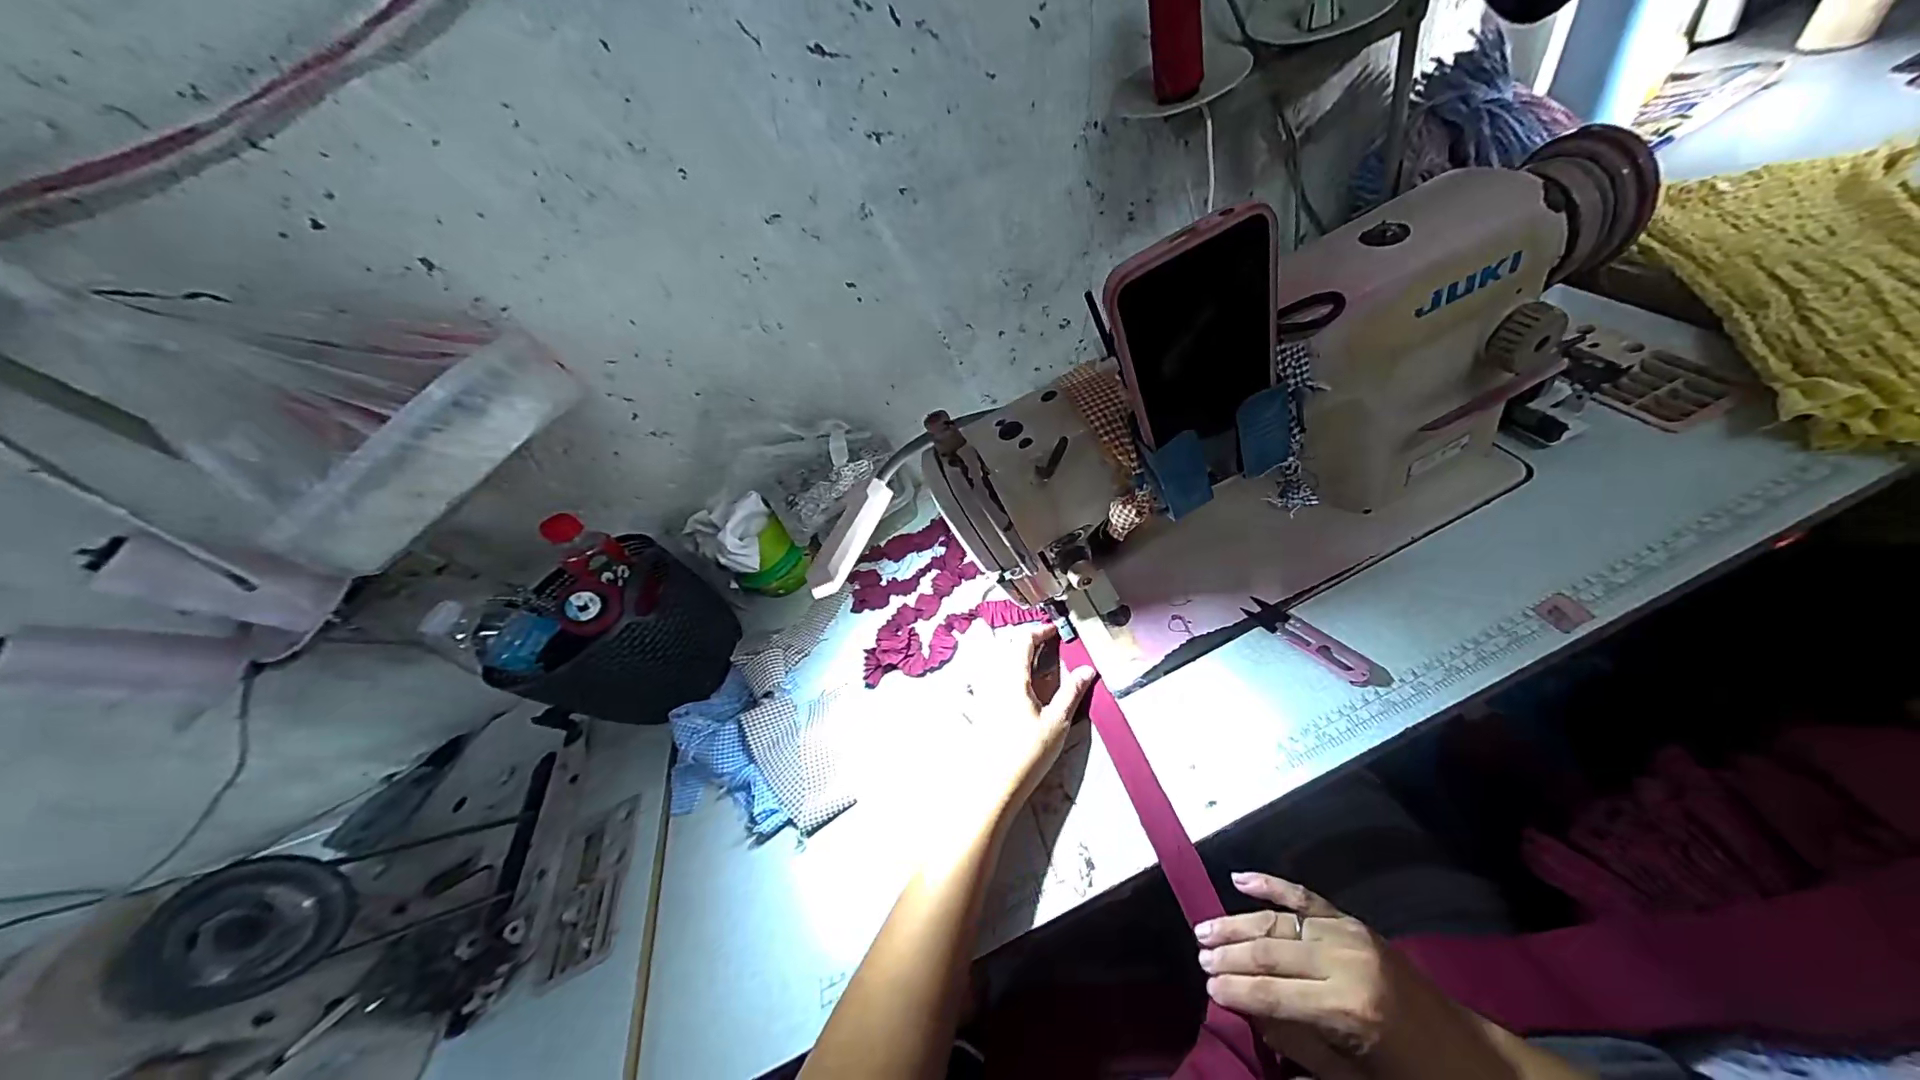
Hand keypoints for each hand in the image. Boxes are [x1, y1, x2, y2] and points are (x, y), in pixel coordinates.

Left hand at [949, 622, 1095, 813]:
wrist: (996, 785)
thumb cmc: (1029, 753)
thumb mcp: (1057, 722)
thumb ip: (1071, 692)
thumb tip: (1087, 670)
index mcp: (1013, 679)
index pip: (1022, 641)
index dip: (1038, 631)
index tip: (1053, 631)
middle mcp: (992, 682)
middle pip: (1003, 648)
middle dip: (1022, 641)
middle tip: (1041, 643)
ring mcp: (980, 697)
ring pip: (990, 664)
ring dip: (1006, 656)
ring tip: (1023, 662)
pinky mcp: (974, 713)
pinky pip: (975, 685)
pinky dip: (986, 678)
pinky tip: (992, 688)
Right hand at [1197, 873, 1514, 1079]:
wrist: (1475, 1060)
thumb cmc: (1412, 1078)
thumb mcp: (1355, 1078)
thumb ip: (1298, 1042)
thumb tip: (1248, 1010)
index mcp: (1350, 1008)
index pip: (1273, 994)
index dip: (1235, 991)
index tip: (1206, 986)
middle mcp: (1346, 962)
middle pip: (1271, 953)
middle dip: (1230, 956)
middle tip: (1199, 957)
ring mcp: (1350, 934)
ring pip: (1279, 922)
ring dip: (1237, 924)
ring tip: (1204, 929)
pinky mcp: (1354, 922)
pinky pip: (1304, 896)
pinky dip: (1270, 885)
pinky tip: (1239, 878)